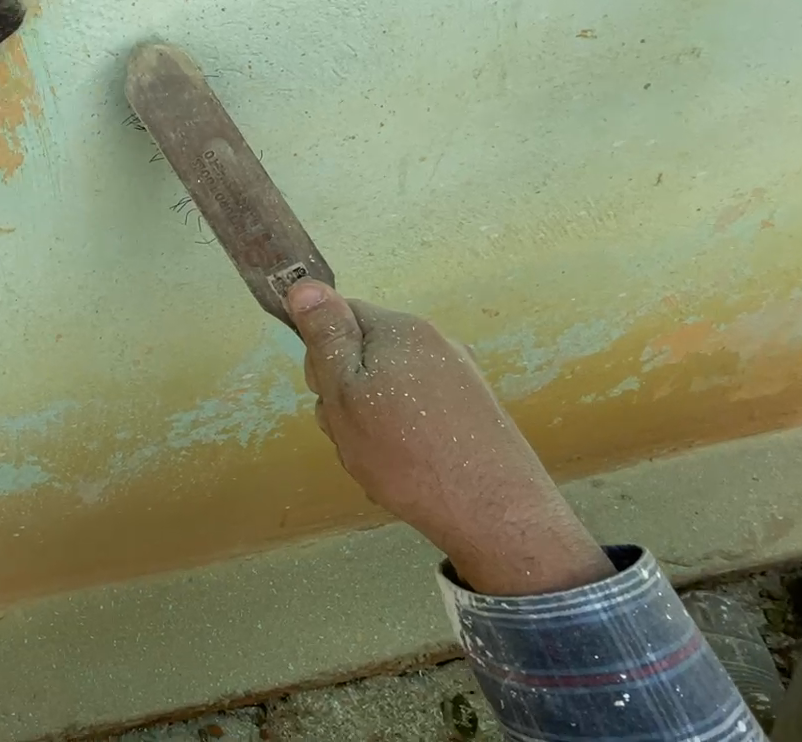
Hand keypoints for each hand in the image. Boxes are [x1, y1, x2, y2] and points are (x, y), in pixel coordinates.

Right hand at [287, 279, 614, 595]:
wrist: (498, 517)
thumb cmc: (405, 452)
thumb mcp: (345, 391)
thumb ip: (325, 337)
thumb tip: (304, 283)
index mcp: (400, 329)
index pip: (337, 316)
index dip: (320, 354)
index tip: (324, 392)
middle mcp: (433, 343)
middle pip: (361, 352)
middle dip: (343, 390)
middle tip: (348, 429)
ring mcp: (458, 378)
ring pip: (384, 387)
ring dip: (367, 418)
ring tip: (375, 456)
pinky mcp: (472, 413)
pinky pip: (414, 411)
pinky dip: (399, 435)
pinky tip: (402, 468)